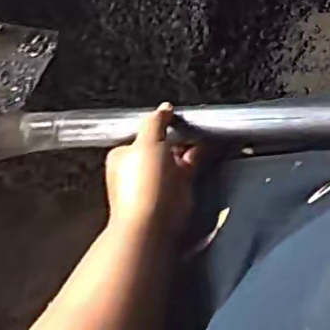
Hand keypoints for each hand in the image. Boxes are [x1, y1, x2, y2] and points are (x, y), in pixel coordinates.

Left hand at [104, 105, 198, 238]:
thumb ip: (155, 121)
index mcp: (124, 155)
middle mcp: (141, 166)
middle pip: (164, 140)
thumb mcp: (146, 142)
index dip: (159, 123)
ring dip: (190, 144)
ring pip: (180, 151)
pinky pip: (192, 163)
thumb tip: (164, 108)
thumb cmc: (140, 187)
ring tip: (198, 137)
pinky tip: (204, 149)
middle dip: (177, 133)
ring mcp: (160, 177)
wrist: (154, 221)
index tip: (172, 116)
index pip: (144, 131)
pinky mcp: (179, 185)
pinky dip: (199, 156)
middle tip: (187, 126)